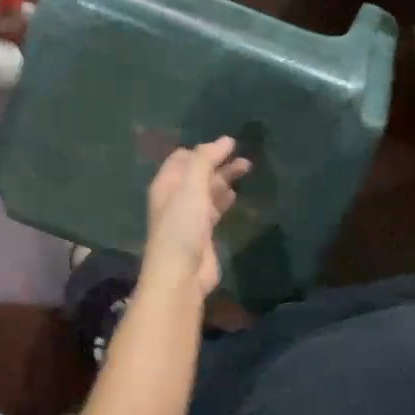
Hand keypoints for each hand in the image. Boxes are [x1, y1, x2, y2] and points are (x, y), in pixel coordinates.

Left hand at [144, 137, 250, 294]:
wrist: (181, 274)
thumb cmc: (182, 225)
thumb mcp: (191, 186)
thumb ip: (206, 160)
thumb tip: (226, 140)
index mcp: (167, 183)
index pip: (183, 157)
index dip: (204, 149)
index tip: (229, 145)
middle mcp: (175, 196)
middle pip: (198, 172)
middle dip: (219, 162)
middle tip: (244, 157)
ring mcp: (189, 215)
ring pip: (208, 188)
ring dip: (225, 178)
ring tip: (247, 168)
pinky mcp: (202, 232)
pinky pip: (215, 207)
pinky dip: (225, 197)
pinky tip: (236, 194)